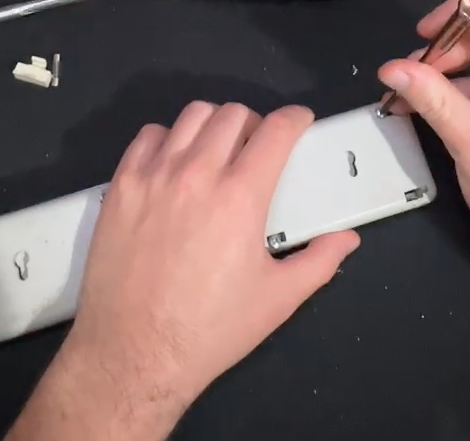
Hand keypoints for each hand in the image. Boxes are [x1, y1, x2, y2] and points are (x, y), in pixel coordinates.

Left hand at [52, 102, 359, 430]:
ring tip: (218, 149)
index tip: (299, 121)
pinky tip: (175, 161)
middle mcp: (197, 174)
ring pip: (192, 115)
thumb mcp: (277, 300)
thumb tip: (347, 238)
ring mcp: (155, 175)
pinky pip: (149, 135)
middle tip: (259, 147)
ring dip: (214, 125)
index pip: (276, 130)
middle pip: (234, 114)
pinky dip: (168, 139)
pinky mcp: (122, 184)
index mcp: (240, 197)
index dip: (295, 118)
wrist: (134, 354)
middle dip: (256, 123)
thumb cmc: (210, 330)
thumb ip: (319, 261)